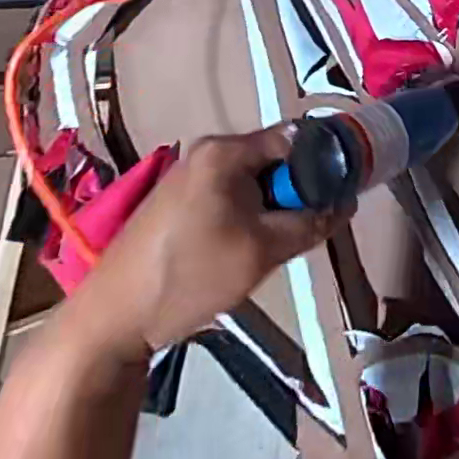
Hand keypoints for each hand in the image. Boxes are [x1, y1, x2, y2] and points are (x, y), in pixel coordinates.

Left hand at [61, 127, 348, 360]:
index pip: (294, 138)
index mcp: (225, 150)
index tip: (338, 191)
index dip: (322, 161)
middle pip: (273, 158)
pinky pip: (230, 191)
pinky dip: (247, 211)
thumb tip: (346, 204)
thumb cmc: (190, 276)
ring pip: (252, 178)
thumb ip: (310, 222)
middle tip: (303, 226)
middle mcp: (207, 150)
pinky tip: (243, 246)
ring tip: (272, 242)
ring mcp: (189, 172)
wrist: (111, 320)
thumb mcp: (262, 251)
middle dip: (294, 189)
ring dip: (271, 204)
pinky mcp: (178, 197)